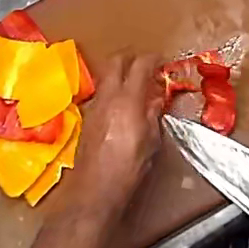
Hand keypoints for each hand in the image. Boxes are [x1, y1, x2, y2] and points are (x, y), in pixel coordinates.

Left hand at [60, 53, 162, 220]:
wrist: (95, 190)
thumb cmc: (129, 167)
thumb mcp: (151, 140)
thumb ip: (153, 114)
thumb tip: (156, 99)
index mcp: (127, 99)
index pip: (140, 65)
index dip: (153, 58)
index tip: (161, 61)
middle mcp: (107, 97)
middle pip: (116, 61)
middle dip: (131, 57)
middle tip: (145, 65)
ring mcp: (93, 106)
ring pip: (105, 77)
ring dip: (120, 74)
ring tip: (135, 86)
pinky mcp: (87, 119)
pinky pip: (101, 94)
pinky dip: (112, 91)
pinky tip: (122, 107)